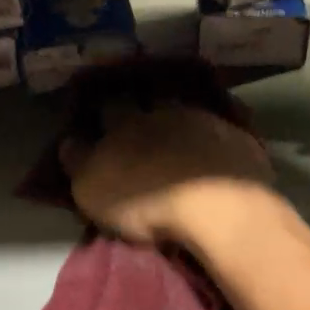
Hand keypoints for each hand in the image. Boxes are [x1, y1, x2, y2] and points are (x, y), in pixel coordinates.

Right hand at [59, 105, 275, 244]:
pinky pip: (223, 134)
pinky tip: (217, 155)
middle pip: (153, 104)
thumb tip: (70, 141)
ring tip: (182, 140)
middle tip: (146, 122)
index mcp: (126, 123)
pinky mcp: (239, 141)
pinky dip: (216, 142)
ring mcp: (206, 123)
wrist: (217, 204)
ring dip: (183, 124)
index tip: (103, 116)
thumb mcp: (92, 189)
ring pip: (189, 115)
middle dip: (148, 110)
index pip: (110, 108)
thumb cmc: (144, 199)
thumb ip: (78, 162)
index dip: (106, 112)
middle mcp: (165, 113)